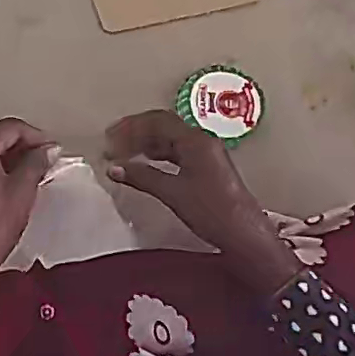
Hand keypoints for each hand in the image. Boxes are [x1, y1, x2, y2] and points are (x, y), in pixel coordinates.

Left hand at [0, 118, 55, 311]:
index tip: (53, 151)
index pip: (12, 127)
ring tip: (33, 173)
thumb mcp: (21, 193)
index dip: (37, 136)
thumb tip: (48, 149)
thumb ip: (36, 163)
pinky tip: (12, 181)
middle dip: (24, 145)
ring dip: (11, 155)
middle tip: (46, 162)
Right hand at [104, 110, 300, 293]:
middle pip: (163, 126)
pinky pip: (177, 151)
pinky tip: (144, 163)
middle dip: (136, 132)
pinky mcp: (207, 166)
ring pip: (170, 139)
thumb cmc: (210, 211)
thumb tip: (114, 167)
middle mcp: (201, 141)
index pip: (158, 121)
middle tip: (112, 142)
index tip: (110, 137)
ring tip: (123, 152)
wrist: (244, 234)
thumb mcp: (173, 193)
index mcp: (195, 140)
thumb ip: (142, 177)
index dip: (131, 127)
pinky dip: (157, 154)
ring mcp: (206, 153)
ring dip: (145, 143)